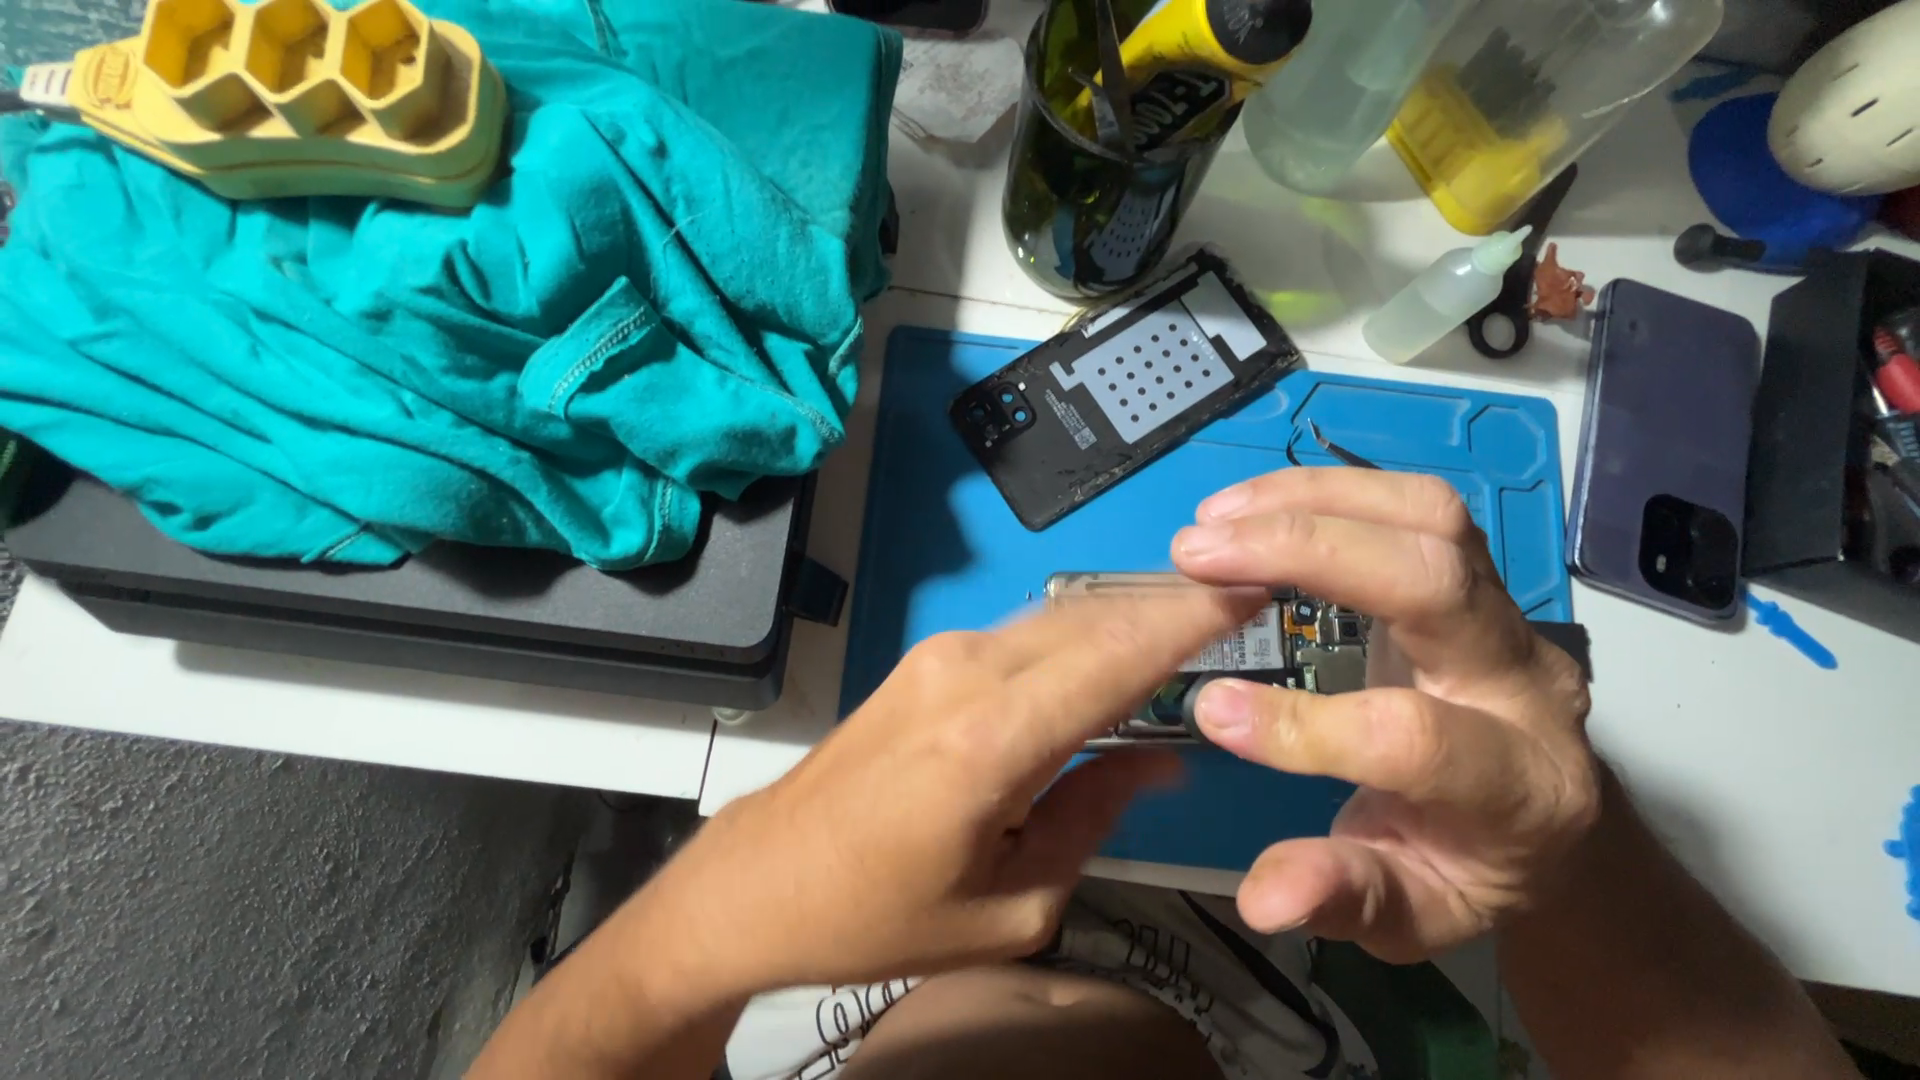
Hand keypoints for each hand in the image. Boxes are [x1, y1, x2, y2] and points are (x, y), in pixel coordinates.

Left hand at [638, 585, 1264, 995]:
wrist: (763, 877)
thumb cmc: (882, 913)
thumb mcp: (1011, 905)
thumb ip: (1094, 814)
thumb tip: (1160, 757)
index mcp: (991, 739)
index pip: (1114, 656)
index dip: (1188, 619)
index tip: (1248, 588)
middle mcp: (966, 671)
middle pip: (1092, 620)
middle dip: (1167, 607)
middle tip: (1235, 604)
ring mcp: (940, 655)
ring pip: (1059, 618)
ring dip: (1126, 617)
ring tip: (1193, 623)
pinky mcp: (927, 658)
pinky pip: (1024, 633)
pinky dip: (1081, 635)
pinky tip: (1115, 650)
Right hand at [1172, 467, 1599, 962]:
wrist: (1541, 810)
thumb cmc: (1462, 862)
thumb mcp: (1409, 912)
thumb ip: (1342, 898)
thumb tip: (1261, 897)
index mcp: (1515, 784)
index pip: (1416, 737)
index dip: (1308, 726)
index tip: (1211, 712)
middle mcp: (1521, 678)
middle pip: (1436, 580)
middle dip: (1307, 553)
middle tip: (1195, 555)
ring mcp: (1503, 612)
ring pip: (1431, 518)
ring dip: (1313, 501)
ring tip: (1215, 520)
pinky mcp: (1471, 574)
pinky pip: (1414, 506)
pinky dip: (1325, 491)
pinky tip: (1252, 508)